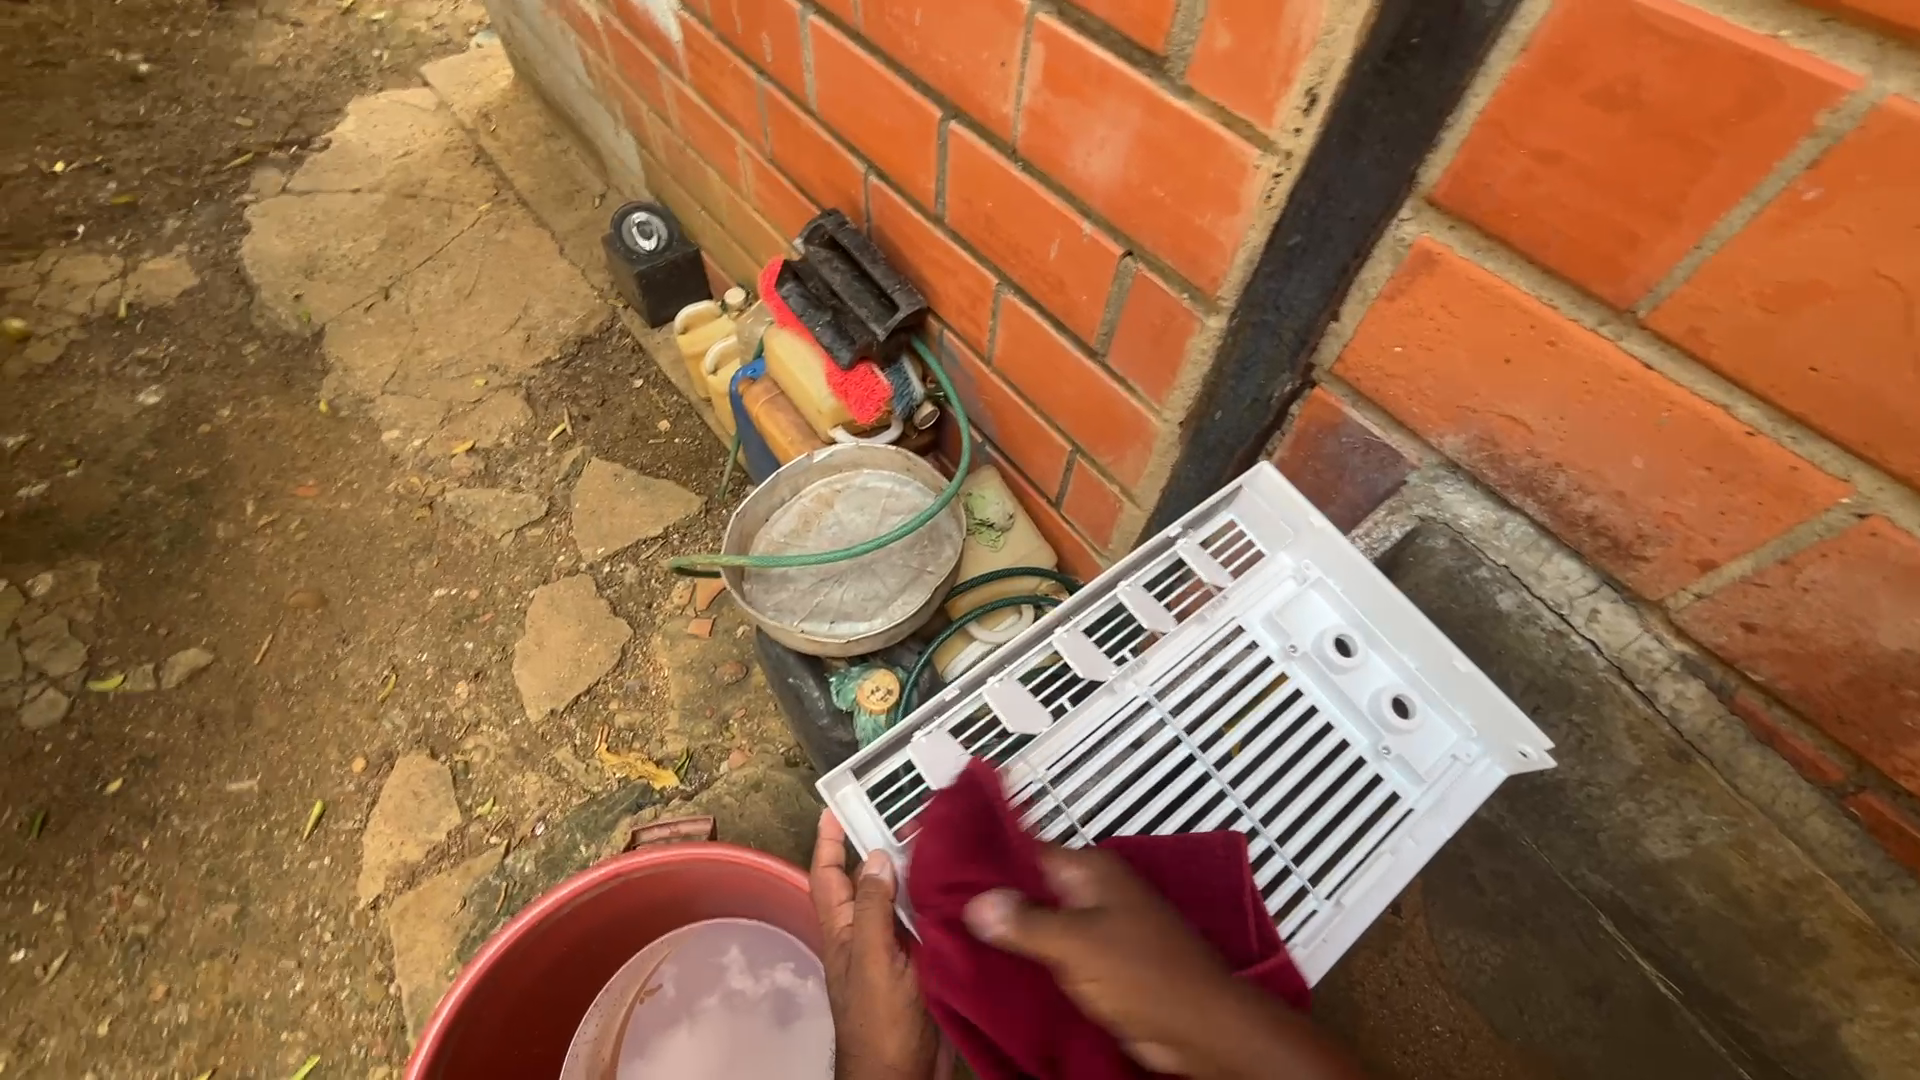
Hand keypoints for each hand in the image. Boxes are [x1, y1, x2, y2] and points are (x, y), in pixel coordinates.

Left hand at [811, 809, 938, 1079]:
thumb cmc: (880, 1024)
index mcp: (844, 930)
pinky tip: (964, 876)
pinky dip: (942, 893)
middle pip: (870, 878)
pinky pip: (931, 913)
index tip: (835, 808)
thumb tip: (875, 856)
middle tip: (908, 809)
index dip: (828, 841)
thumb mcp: (871, 962)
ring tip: (940, 833)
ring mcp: (898, 944)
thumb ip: (871, 910)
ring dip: (917, 865)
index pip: (828, 875)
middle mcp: (869, 931)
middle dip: (883, 843)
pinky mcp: (928, 955)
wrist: (908, 1076)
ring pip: (904, 893)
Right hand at [963, 845, 1364, 1079]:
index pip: (1024, 847)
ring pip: (1039, 918)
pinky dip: (1028, 955)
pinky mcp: (1100, 959)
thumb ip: (1027, 921)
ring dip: (1008, 929)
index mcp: (1088, 870)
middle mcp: (1091, 889)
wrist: (1202, 1028)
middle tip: (943, 903)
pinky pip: (1053, 949)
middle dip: (991, 895)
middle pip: (1028, 884)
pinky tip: (999, 968)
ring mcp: (1096, 924)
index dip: (985, 853)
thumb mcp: (1078, 944)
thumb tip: (979, 901)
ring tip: (960, 935)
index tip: (947, 860)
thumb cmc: (1150, 976)